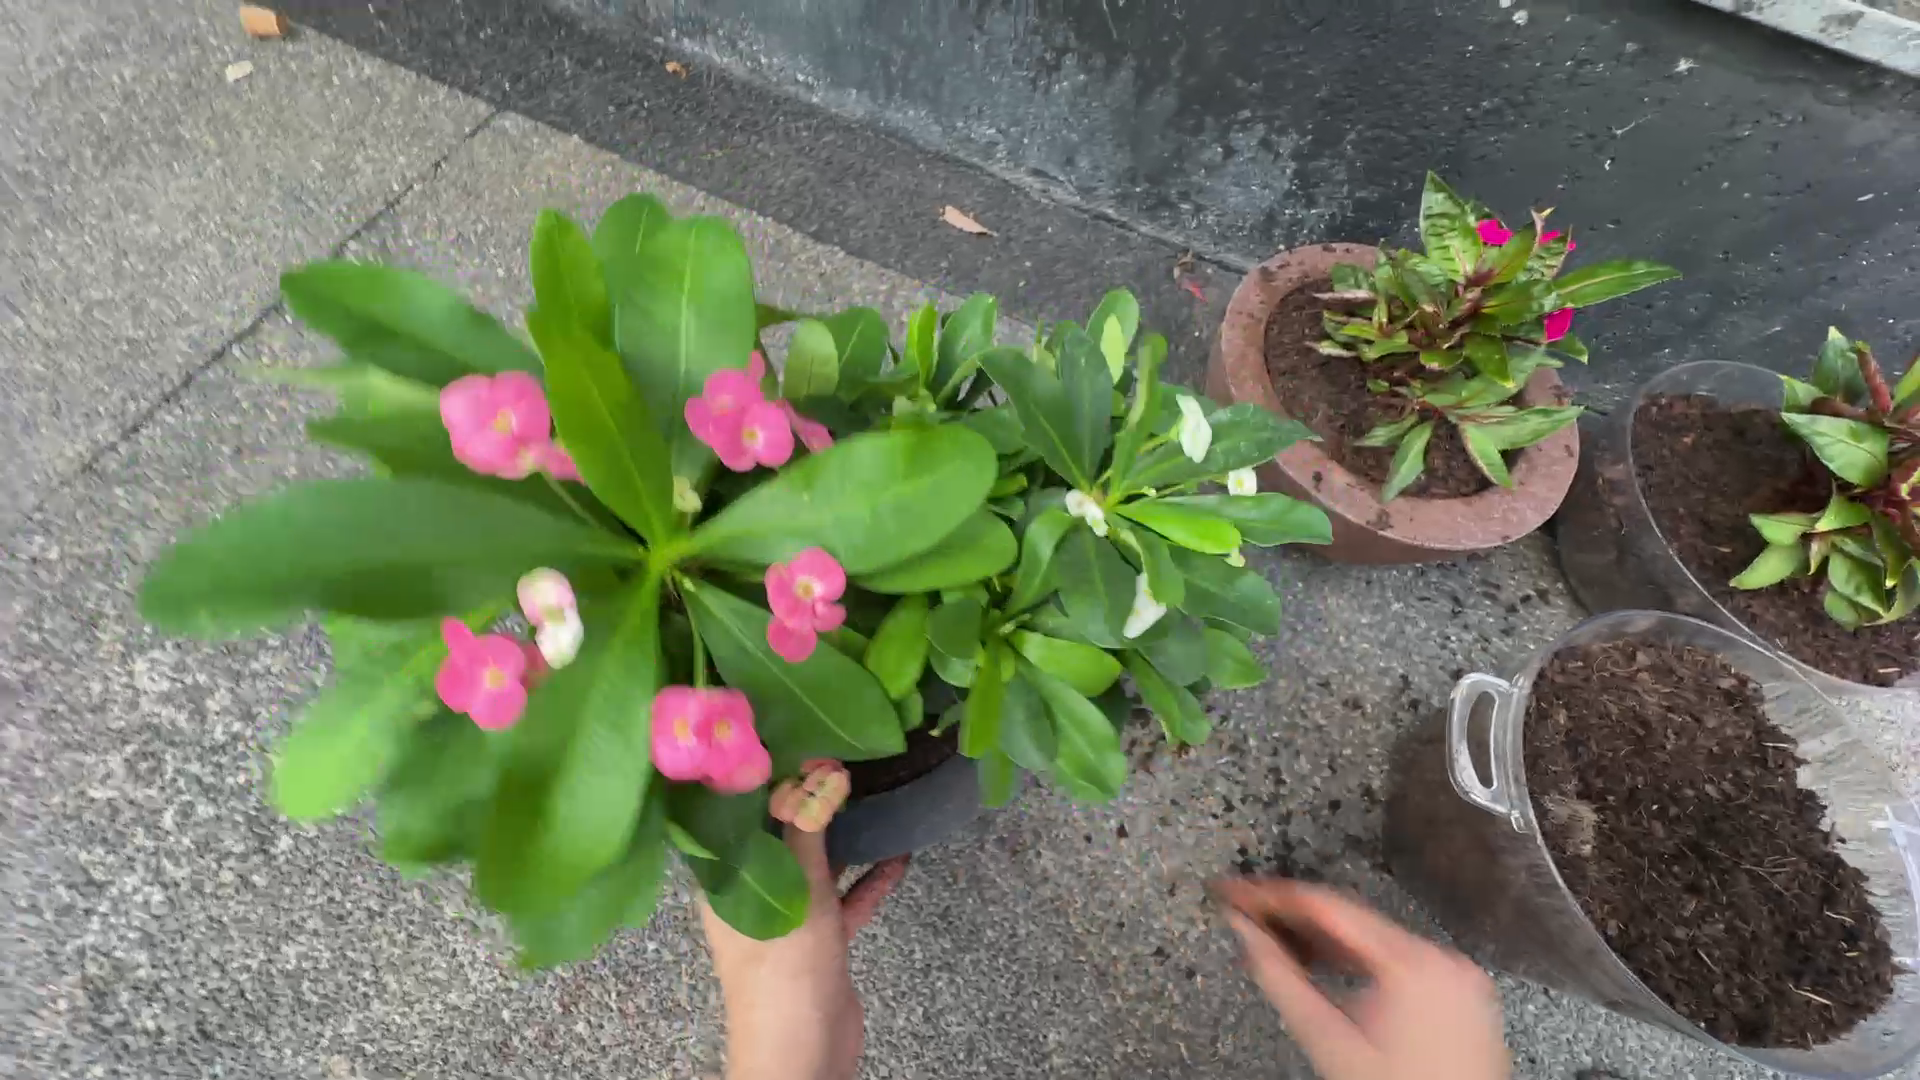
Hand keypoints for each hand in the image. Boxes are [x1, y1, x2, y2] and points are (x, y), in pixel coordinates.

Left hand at [701, 762, 907, 1079]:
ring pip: (815, 865)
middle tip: (835, 756)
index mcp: (728, 881)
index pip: (734, 819)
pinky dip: (868, 879)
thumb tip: (825, 769)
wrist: (806, 1055)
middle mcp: (754, 893)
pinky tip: (899, 853)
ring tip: (867, 794)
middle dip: (805, 802)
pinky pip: (845, 898)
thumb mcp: (797, 886)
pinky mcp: (821, 939)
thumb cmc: (785, 963)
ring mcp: (789, 917)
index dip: (757, 780)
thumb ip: (809, 826)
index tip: (785, 741)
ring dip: (841, 838)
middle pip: (778, 837)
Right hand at [1213, 878, 1508, 1079]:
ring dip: (1318, 935)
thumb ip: (1278, 977)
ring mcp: (1454, 971)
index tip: (1232, 890)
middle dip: (1291, 915)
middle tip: (1244, 911)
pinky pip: (1391, 954)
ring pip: (1367, 934)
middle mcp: (1439, 955)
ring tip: (1271, 936)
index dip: (1271, 895)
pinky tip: (1318, 961)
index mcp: (1411, 961)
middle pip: (1347, 917)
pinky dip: (1352, 955)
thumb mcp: (1328, 1039)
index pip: (1324, 905)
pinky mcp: (1457, 989)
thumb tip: (1240, 927)